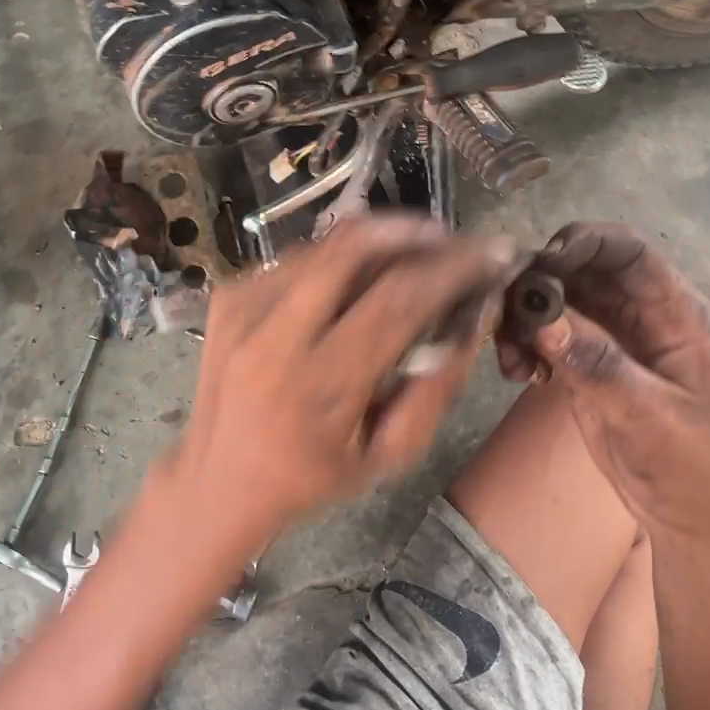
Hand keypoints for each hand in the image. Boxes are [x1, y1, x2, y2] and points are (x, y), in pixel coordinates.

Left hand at [169, 215, 518, 538]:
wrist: (217, 479)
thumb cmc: (310, 477)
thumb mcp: (387, 457)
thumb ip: (435, 390)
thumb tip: (470, 319)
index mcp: (320, 385)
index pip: (397, 300)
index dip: (453, 268)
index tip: (492, 253)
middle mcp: (275, 334)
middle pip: (352, 246)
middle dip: (413, 230)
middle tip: (449, 237)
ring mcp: (244, 306)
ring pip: (324, 245)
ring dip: (376, 240)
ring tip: (410, 254)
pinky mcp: (228, 295)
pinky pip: (296, 259)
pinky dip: (336, 259)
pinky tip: (354, 280)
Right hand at [496, 222, 709, 535]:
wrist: (695, 520)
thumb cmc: (695, 467)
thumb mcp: (652, 416)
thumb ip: (599, 365)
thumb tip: (543, 318)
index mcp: (677, 315)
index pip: (631, 253)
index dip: (586, 243)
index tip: (540, 260)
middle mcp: (642, 316)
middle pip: (584, 271)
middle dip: (542, 283)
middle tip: (505, 311)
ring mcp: (612, 339)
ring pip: (559, 301)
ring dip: (526, 318)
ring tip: (511, 357)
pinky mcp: (588, 364)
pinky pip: (549, 335)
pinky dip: (527, 344)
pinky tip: (521, 373)